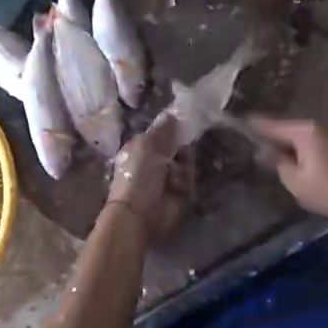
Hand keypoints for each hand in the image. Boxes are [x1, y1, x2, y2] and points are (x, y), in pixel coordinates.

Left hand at [106, 112, 193, 239]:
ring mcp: (166, 177)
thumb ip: (161, 130)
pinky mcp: (179, 192)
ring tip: (178, 170)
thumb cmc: (138, 175)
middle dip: (182, 145)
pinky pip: (189, 178)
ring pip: (185, 162)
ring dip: (185, 164)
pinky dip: (186, 180)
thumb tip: (171, 113)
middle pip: (175, 146)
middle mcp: (152, 161)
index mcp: (139, 148)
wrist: (140, 213)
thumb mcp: (146, 146)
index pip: (159, 133)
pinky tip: (180, 184)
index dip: (171, 127)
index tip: (186, 120)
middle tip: (185, 146)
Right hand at [248, 117, 327, 221]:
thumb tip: (264, 151)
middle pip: (291, 128)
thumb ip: (278, 163)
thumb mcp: (296, 182)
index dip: (254, 125)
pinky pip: (321, 142)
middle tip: (260, 145)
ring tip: (282, 156)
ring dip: (295, 144)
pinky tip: (307, 162)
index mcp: (305, 132)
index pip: (272, 124)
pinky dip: (311, 149)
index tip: (240, 122)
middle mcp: (321, 126)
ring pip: (307, 136)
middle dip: (276, 136)